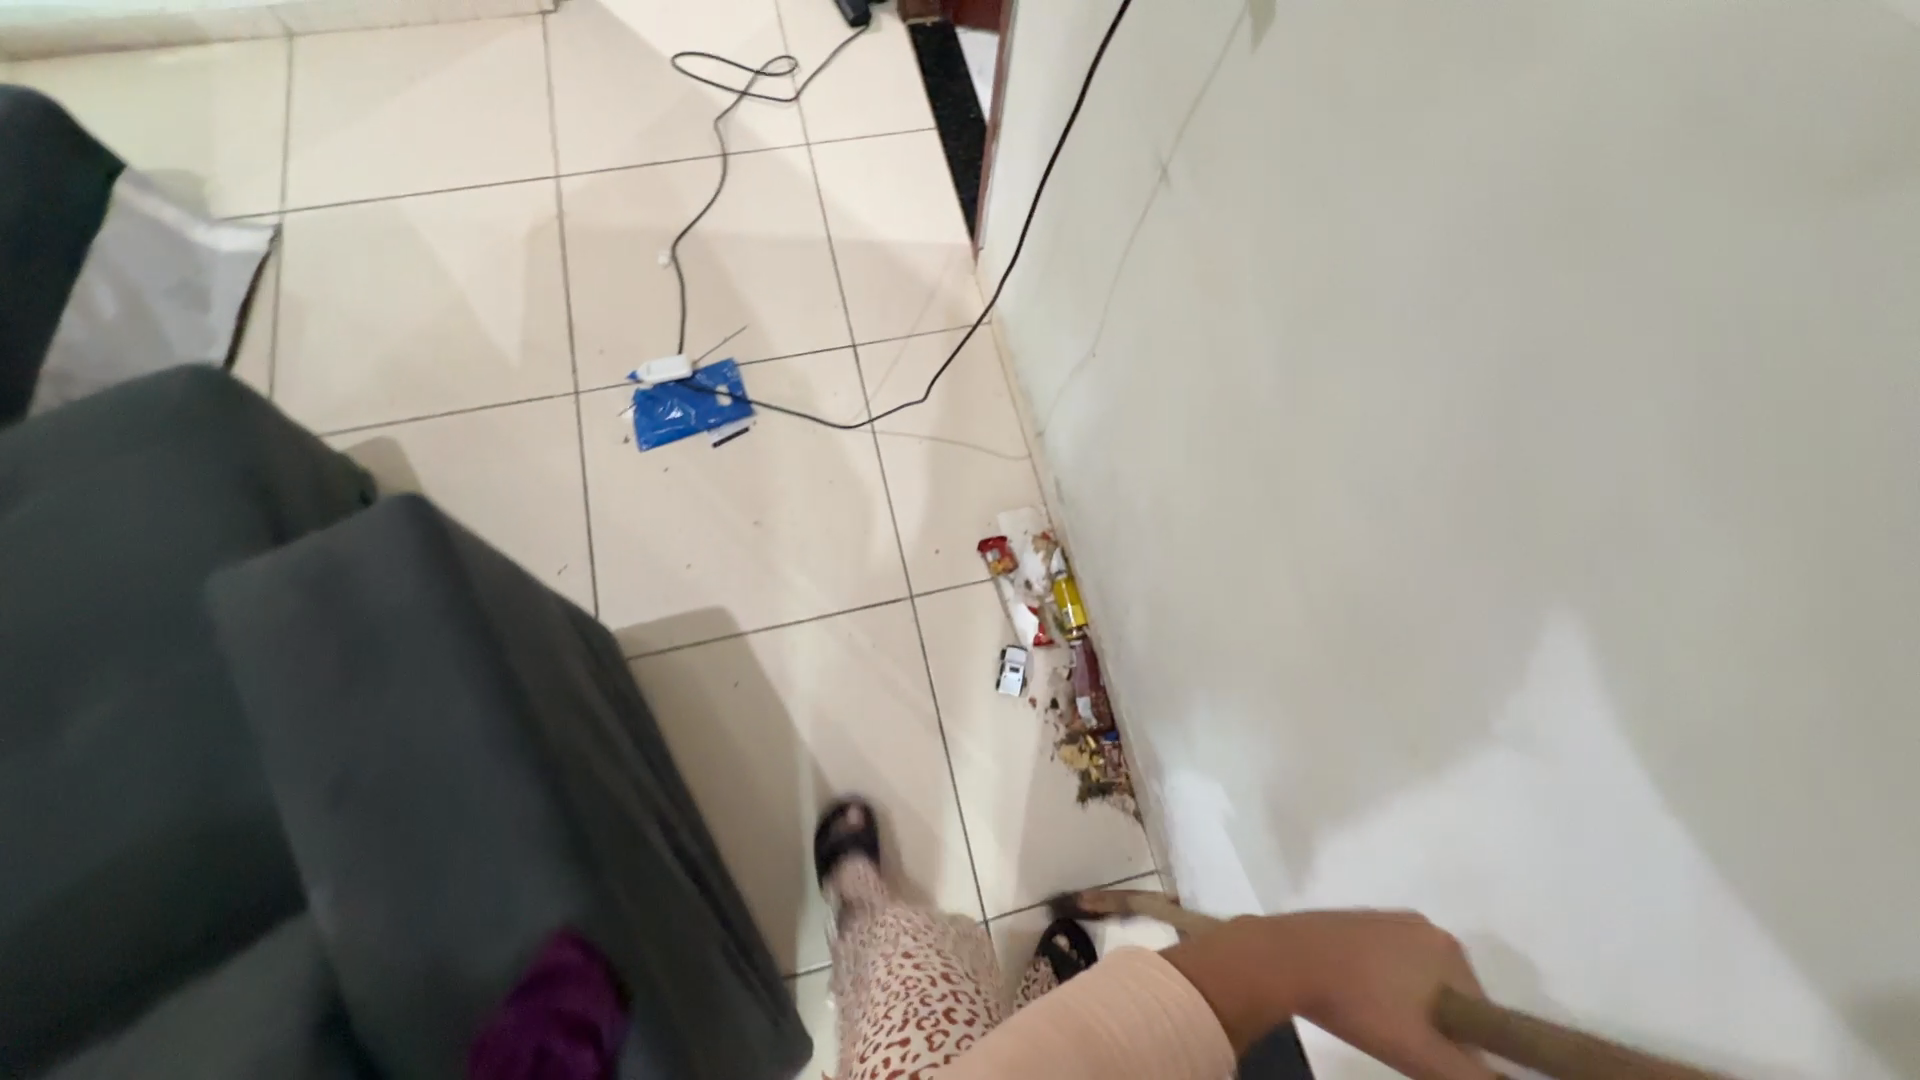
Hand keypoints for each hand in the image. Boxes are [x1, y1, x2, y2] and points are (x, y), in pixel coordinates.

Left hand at [1162, 909, 1495, 1079]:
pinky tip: (1354, 1001)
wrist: (1282, 959)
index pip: (1481, 1015)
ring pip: (1413, 982)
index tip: (1433, 1058)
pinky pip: (1383, 964)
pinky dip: (1378, 988)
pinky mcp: (1352, 922)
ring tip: (1374, 1024)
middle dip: (1433, 1027)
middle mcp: (1423, 926)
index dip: (1465, 1047)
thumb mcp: (1425, 1055)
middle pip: (1448, 997)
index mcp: (1449, 950)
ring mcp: (1384, 919)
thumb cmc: (1359, 1004)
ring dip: (1404, 1010)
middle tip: (1400, 1043)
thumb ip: (1474, 1077)